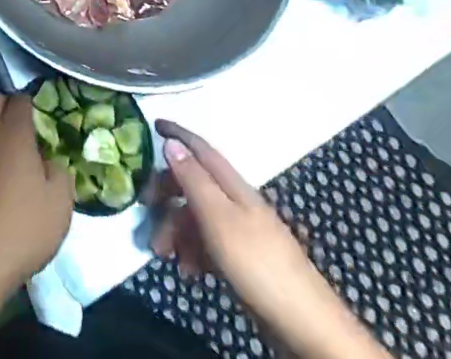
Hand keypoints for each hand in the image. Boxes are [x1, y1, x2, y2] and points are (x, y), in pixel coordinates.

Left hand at [0, 93, 73, 291]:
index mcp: (13, 134)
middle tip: (21, 136)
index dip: (30, 105)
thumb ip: (59, 173)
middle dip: (6, 108)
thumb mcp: (60, 205)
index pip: (20, 100)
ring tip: (4, 168)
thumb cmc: (21, 229)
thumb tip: (48, 161)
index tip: (39, 121)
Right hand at [150, 120, 389, 358]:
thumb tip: (171, 142)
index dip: (177, 134)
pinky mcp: (242, 260)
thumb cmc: (258, 264)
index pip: (201, 150)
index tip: (153, 122)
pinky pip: (207, 244)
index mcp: (234, 188)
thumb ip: (194, 179)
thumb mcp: (218, 218)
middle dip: (166, 195)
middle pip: (193, 184)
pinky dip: (191, 253)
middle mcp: (236, 203)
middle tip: (144, 208)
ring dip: (174, 231)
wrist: (305, 327)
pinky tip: (187, 272)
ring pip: (196, 217)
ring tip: (163, 255)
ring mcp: (241, 233)